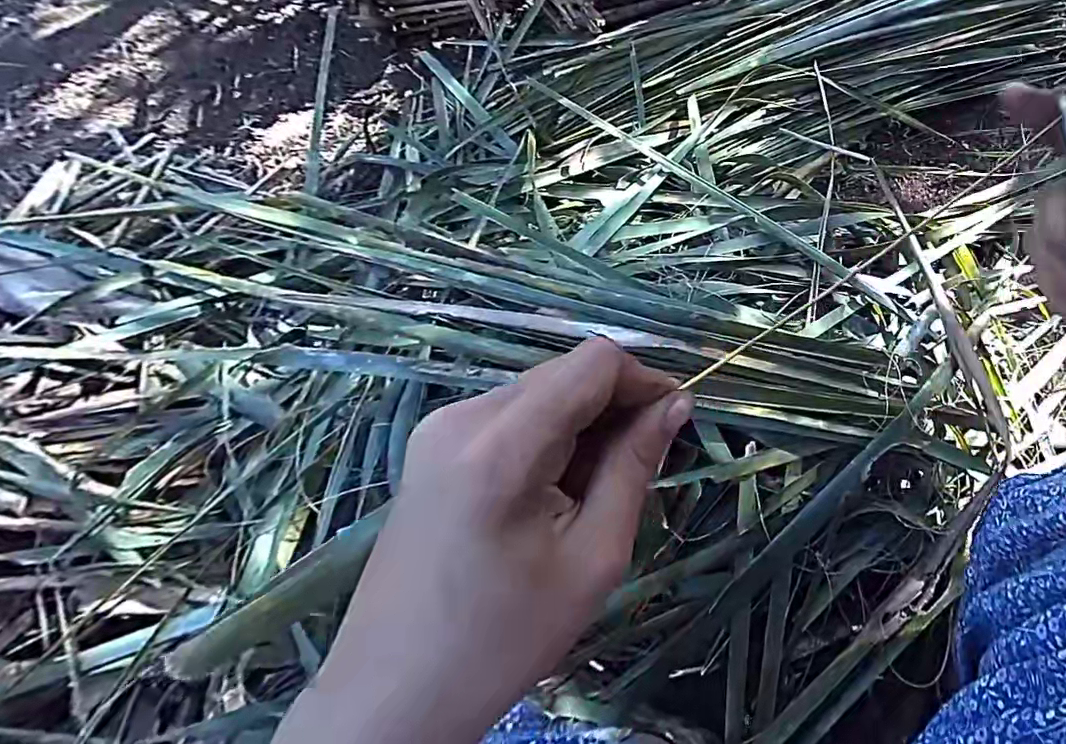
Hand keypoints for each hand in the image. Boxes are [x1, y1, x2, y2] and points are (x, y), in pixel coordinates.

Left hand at [276, 339, 693, 743]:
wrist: (388, 701)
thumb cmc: (501, 639)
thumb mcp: (594, 556)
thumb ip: (636, 465)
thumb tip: (676, 404)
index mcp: (501, 444)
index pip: (596, 362)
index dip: (645, 381)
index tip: (671, 423)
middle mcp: (465, 416)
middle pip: (571, 373)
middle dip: (618, 406)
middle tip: (641, 465)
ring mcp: (443, 426)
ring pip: (548, 390)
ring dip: (587, 423)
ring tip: (595, 489)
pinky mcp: (436, 443)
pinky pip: (518, 412)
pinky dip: (555, 435)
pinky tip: (557, 489)